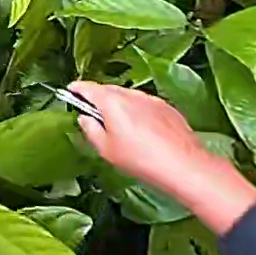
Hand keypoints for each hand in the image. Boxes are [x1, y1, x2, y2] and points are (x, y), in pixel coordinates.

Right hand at [66, 81, 255, 233]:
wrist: (184, 166)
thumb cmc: (142, 159)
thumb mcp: (105, 149)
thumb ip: (90, 129)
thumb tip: (85, 119)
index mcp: (111, 102)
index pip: (88, 87)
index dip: (76, 88)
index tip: (70, 90)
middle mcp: (132, 95)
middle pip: (108, 89)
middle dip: (97, 97)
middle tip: (92, 111)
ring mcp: (152, 100)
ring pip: (128, 96)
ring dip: (118, 104)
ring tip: (117, 123)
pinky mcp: (168, 108)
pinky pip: (145, 104)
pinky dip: (137, 110)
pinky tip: (140, 129)